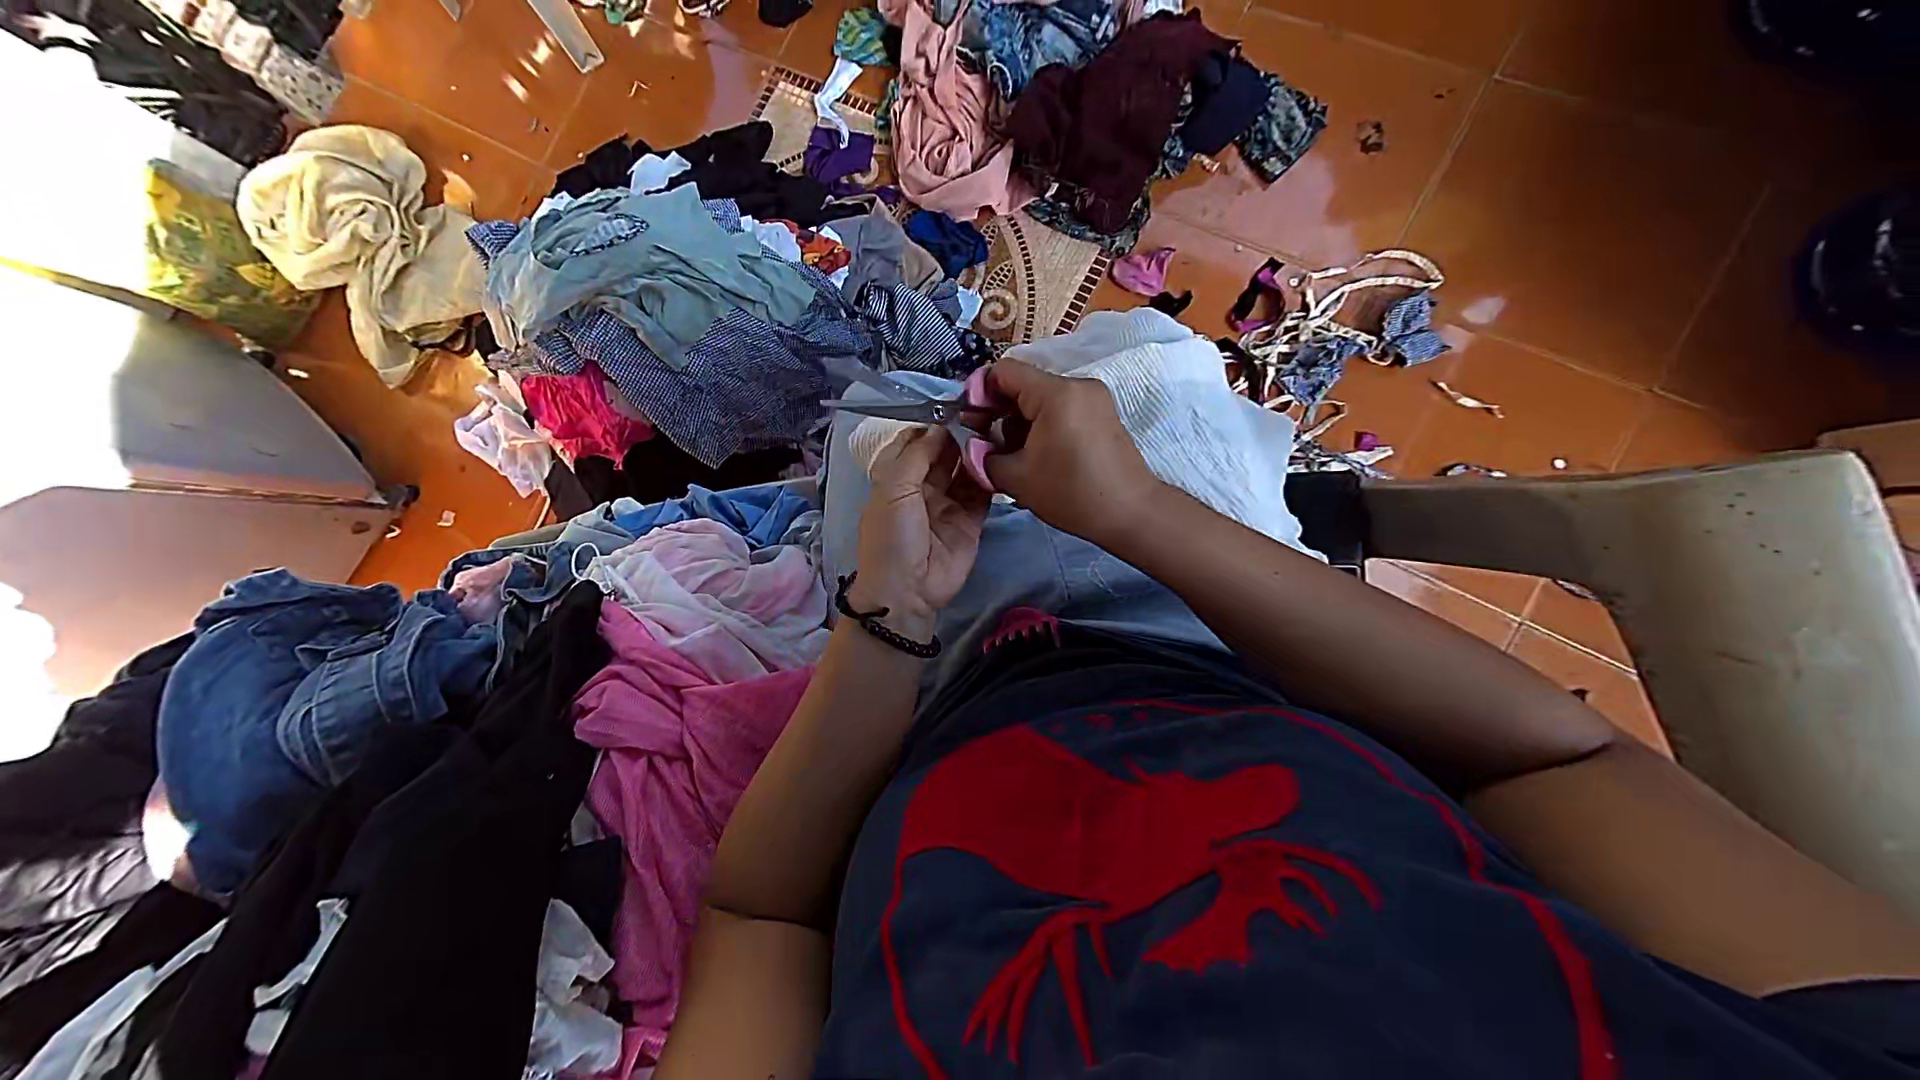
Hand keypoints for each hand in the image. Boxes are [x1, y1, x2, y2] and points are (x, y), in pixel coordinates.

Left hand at [850, 426, 990, 639]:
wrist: (907, 591)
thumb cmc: (892, 537)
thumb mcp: (893, 489)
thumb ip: (917, 455)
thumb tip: (940, 427)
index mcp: (896, 478)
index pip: (915, 442)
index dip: (931, 424)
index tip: (955, 405)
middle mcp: (922, 487)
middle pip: (943, 453)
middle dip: (959, 435)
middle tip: (984, 414)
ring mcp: (948, 504)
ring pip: (965, 470)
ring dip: (977, 453)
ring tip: (996, 431)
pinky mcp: (971, 520)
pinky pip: (983, 493)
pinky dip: (991, 477)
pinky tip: (1003, 457)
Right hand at [981, 359, 1165, 544]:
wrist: (1130, 512)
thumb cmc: (1071, 493)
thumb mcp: (1015, 478)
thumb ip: (983, 456)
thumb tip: (972, 446)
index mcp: (1056, 393)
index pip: (1004, 371)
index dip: (980, 392)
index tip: (971, 422)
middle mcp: (1077, 384)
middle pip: (1024, 384)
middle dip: (999, 411)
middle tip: (986, 443)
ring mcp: (1094, 397)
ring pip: (1041, 398)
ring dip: (1020, 421)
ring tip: (1014, 456)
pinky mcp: (1102, 412)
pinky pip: (1061, 408)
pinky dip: (1042, 425)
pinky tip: (1037, 455)